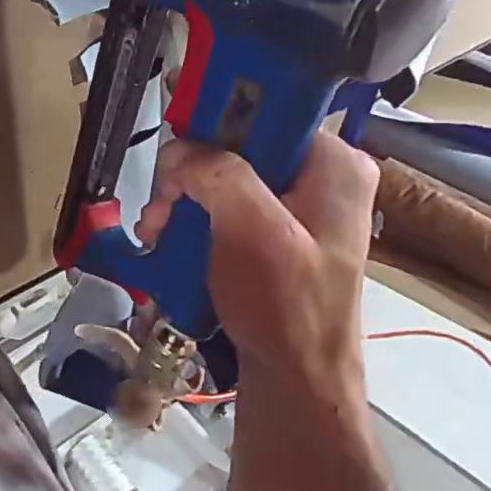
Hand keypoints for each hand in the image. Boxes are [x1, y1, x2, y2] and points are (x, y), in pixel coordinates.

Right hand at [136, 132, 379, 387]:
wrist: (294, 381)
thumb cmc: (285, 308)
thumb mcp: (253, 231)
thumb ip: (217, 175)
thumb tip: (178, 151)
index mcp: (332, 163)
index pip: (266, 109)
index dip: (214, 120)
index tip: (175, 148)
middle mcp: (318, 175)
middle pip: (237, 144)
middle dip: (189, 174)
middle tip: (162, 206)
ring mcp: (297, 205)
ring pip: (222, 175)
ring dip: (183, 199)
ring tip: (158, 231)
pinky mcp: (274, 231)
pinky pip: (224, 204)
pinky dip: (193, 218)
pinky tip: (170, 239)